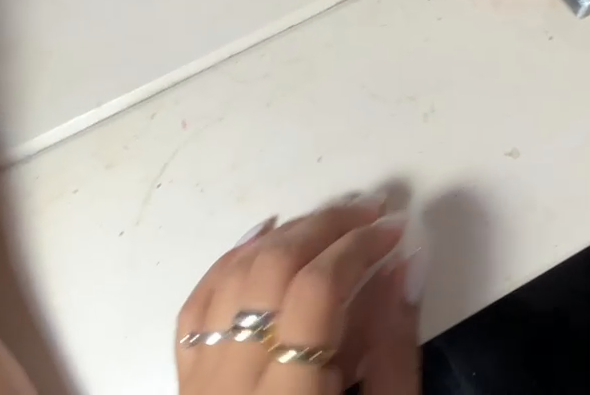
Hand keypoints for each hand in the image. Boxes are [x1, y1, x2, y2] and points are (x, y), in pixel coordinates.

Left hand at [177, 197, 421, 394]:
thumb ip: (394, 348)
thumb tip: (405, 264)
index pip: (313, 292)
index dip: (357, 246)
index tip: (396, 228)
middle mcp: (230, 387)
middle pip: (268, 270)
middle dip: (325, 226)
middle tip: (372, 212)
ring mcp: (198, 384)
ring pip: (231, 275)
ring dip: (285, 234)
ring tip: (332, 222)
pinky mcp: (185, 382)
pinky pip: (199, 303)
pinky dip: (232, 259)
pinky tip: (266, 234)